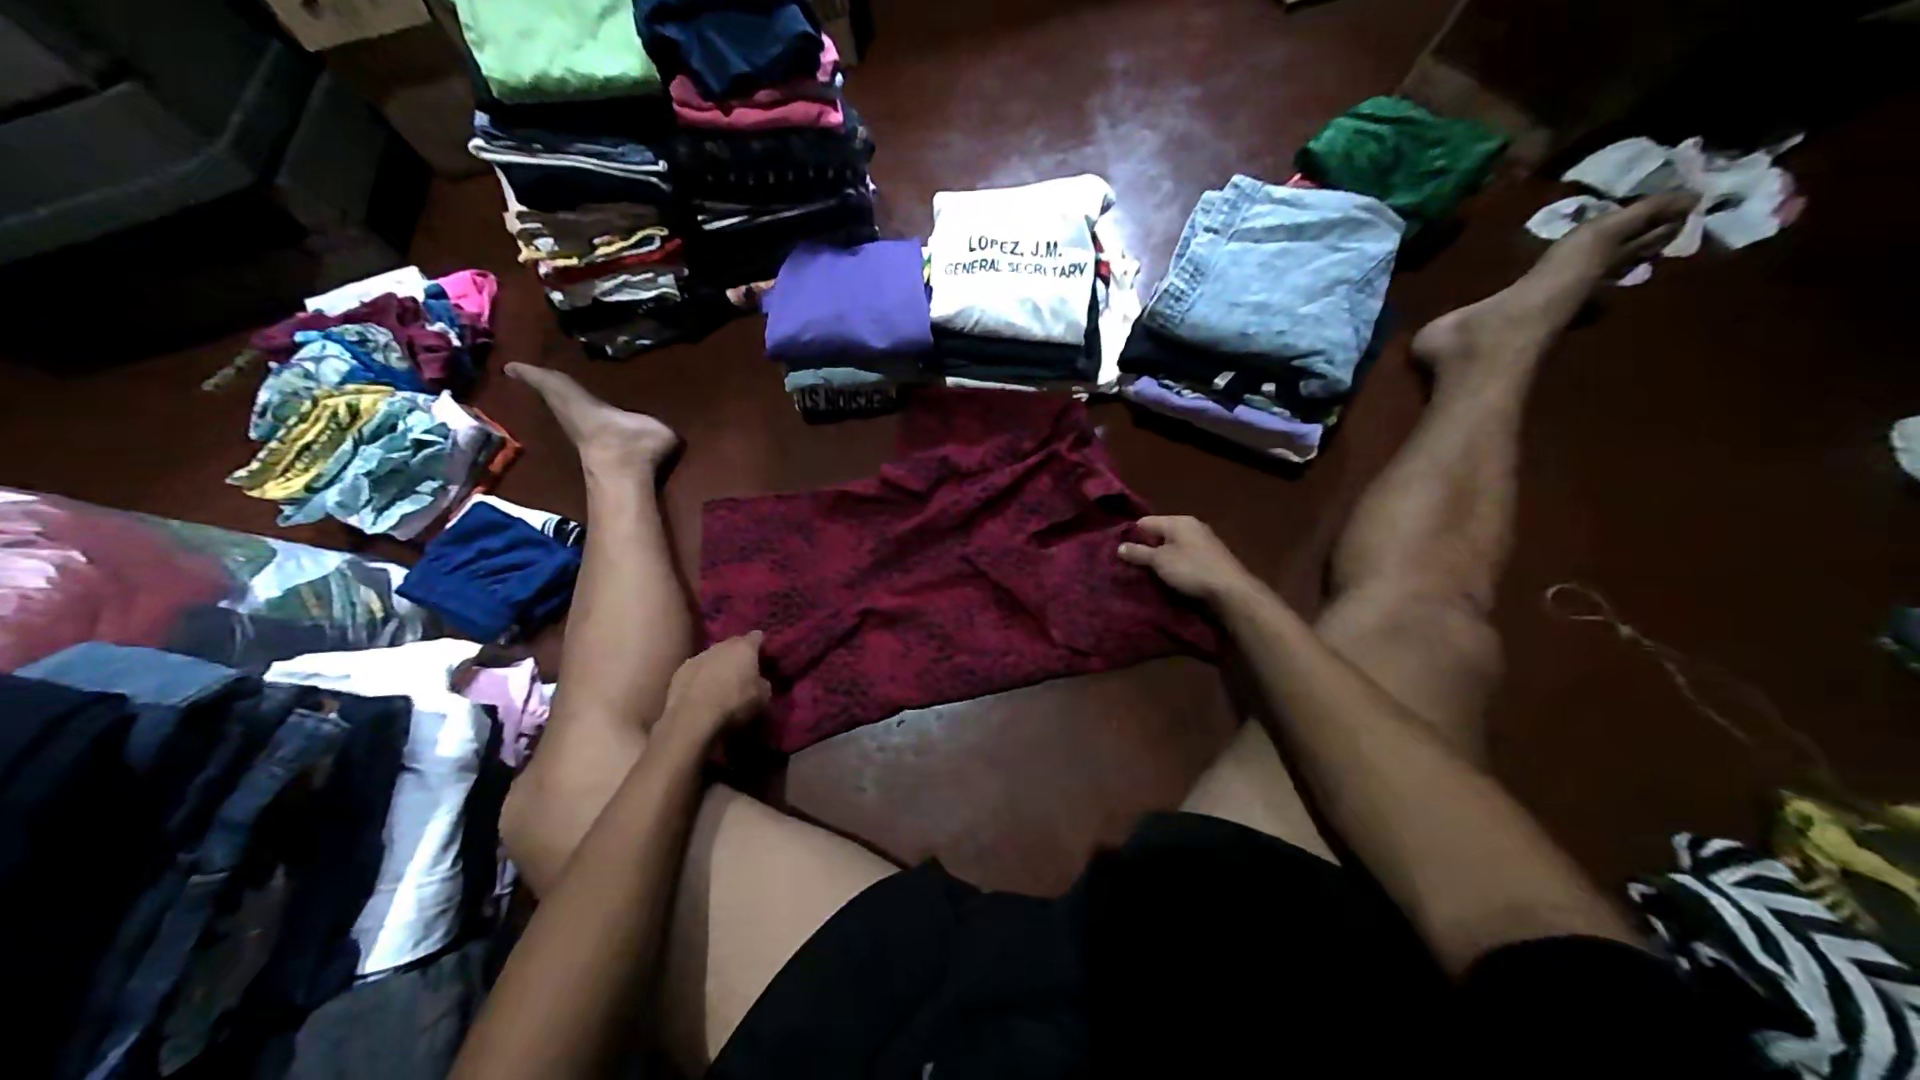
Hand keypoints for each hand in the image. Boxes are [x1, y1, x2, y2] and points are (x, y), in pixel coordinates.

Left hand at [657, 632, 771, 746]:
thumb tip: (759, 680)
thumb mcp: (763, 697)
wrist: (694, 717)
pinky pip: (696, 669)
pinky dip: (700, 675)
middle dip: (738, 653)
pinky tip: (701, 689)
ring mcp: (698, 656)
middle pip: (733, 644)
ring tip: (720, 680)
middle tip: (742, 668)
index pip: (757, 637)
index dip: (761, 644)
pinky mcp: (680, 670)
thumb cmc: (734, 703)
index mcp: (744, 647)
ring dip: (718, 664)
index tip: (763, 654)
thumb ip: (763, 682)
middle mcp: (721, 645)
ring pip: (713, 655)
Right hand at [1117, 516, 1257, 604]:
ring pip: (1173, 546)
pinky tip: (1170, 577)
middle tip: (1133, 565)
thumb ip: (1138, 552)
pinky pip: (1185, 556)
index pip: (1146, 522)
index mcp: (1178, 521)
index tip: (1121, 552)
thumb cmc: (1191, 569)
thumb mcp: (1159, 561)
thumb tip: (1119, 546)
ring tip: (1148, 573)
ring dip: (1162, 558)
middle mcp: (1192, 526)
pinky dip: (1176, 564)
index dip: (1132, 535)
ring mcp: (1204, 541)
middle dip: (1147, 547)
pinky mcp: (1211, 557)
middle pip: (1160, 533)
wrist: (1231, 590)